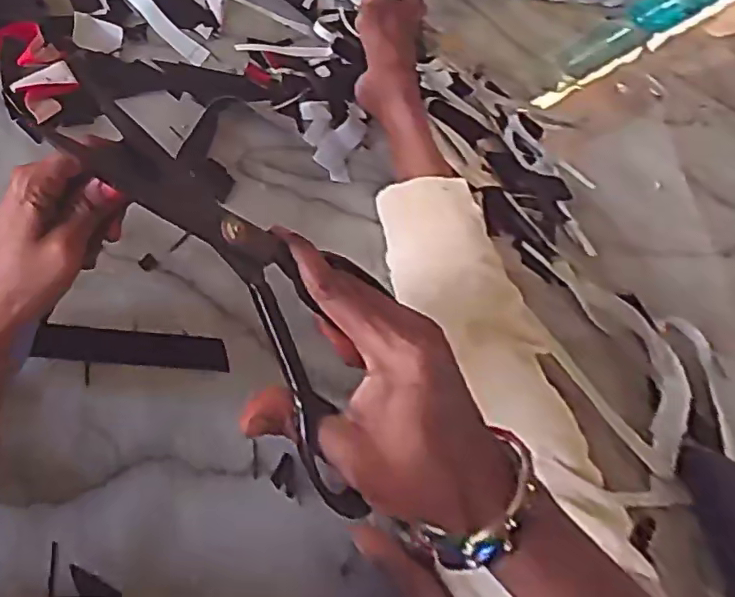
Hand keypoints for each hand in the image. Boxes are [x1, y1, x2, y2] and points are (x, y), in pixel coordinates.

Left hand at [0, 151, 127, 345]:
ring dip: (96, 220)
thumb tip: (114, 182)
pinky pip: (73, 214)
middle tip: (110, 229)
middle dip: (105, 200)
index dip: (109, 168)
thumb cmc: (16, 289)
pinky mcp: (38, 224)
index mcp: (31, 181)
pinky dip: (85, 232)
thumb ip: (92, 208)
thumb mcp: (67, 246)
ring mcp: (34, 205)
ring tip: (92, 248)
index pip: (82, 152)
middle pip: (84, 173)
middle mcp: (30, 186)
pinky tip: (82, 254)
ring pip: (82, 196)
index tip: (127, 190)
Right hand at [240, 230, 517, 536]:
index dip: (305, 263)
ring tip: (299, 291)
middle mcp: (415, 332)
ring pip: (364, 297)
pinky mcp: (425, 342)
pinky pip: (379, 311)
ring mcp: (423, 334)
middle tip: (280, 254)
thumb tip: (254, 411)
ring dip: (331, 295)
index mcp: (398, 352)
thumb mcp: (350, 454)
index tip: (283, 238)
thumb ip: (294, 420)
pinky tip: (334, 330)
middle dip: (312, 272)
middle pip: (351, 287)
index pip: (339, 294)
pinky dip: (351, 312)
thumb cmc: (430, 478)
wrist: (480, 496)